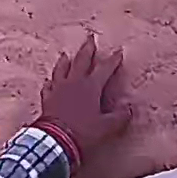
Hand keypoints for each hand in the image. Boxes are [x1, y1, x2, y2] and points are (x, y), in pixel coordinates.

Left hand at [37, 34, 130, 152]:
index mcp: (90, 87)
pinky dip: (51, 82)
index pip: (104, 69)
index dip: (112, 60)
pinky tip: (49, 81)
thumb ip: (119, 117)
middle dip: (87, 49)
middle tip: (90, 37)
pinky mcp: (47, 98)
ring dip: (65, 61)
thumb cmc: (82, 132)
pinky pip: (49, 86)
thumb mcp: (106, 127)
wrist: (55, 140)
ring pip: (62, 69)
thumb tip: (129, 109)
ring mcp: (58, 88)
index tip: (118, 51)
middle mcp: (73, 83)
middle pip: (81, 61)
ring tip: (66, 54)